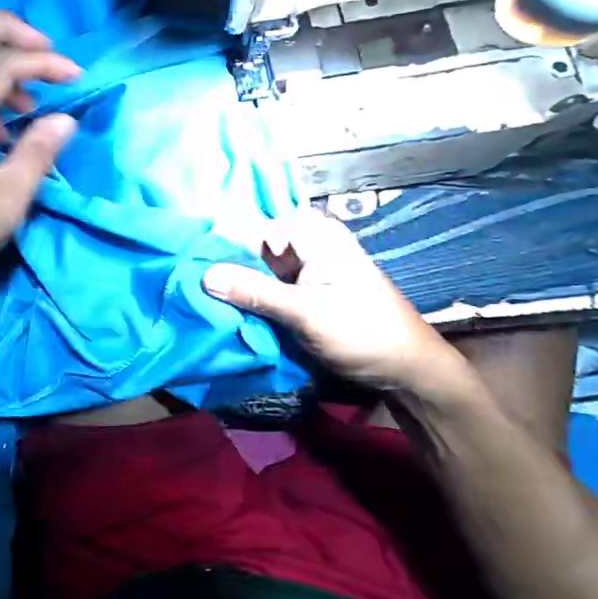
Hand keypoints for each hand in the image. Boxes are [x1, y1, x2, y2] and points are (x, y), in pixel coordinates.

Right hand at [201, 208, 472, 397]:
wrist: (406, 371)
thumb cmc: (363, 333)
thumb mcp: (305, 312)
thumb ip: (255, 292)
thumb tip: (204, 275)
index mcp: (316, 236)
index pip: (258, 227)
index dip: (226, 243)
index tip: (194, 263)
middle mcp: (309, 246)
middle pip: (256, 247)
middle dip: (228, 263)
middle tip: (192, 282)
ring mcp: (306, 271)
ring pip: (259, 269)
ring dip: (237, 284)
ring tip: (203, 297)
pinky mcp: (303, 294)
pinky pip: (267, 288)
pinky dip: (250, 298)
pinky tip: (226, 308)